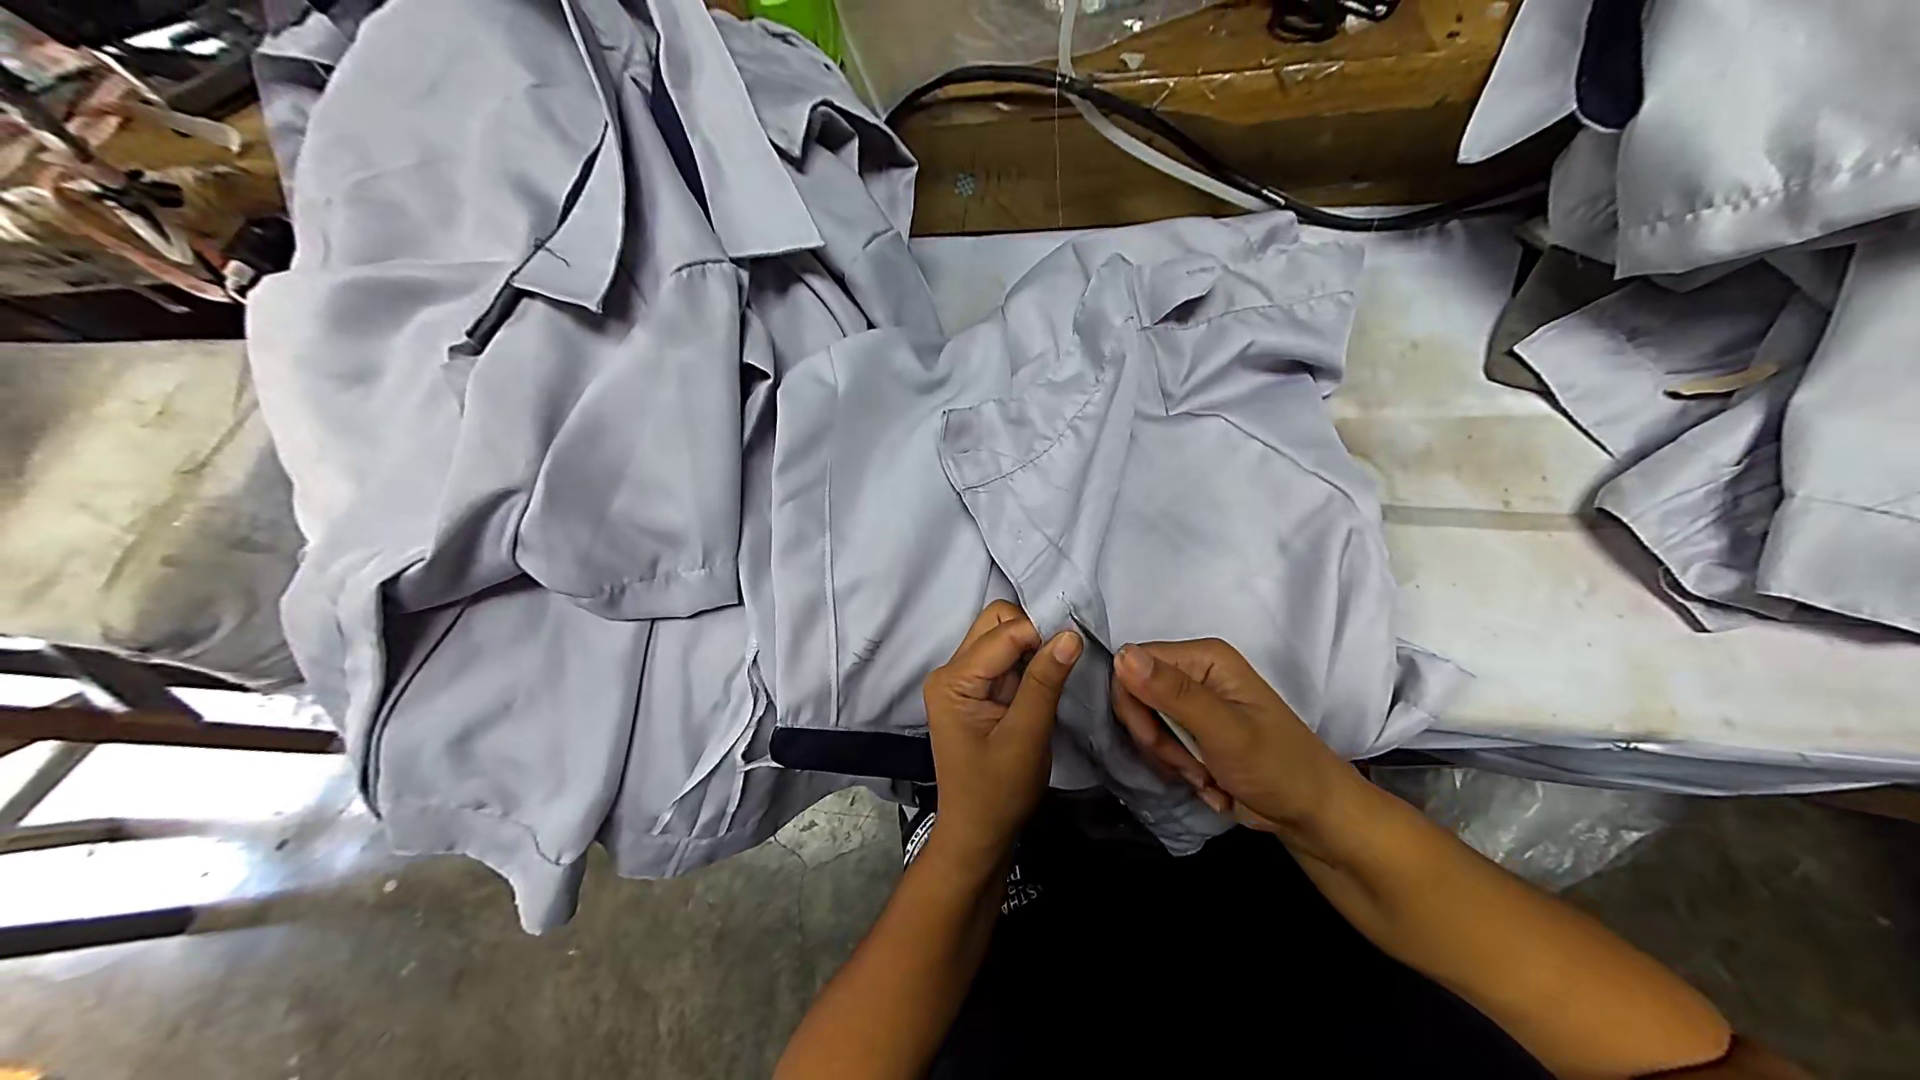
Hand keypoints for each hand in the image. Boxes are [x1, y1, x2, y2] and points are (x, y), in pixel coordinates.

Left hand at [922, 601, 1082, 864]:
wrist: (978, 832)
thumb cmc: (998, 791)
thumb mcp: (1026, 737)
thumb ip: (1045, 682)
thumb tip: (1070, 634)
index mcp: (953, 680)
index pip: (1003, 632)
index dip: (1041, 634)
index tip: (1074, 649)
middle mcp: (951, 671)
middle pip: (996, 622)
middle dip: (1033, 633)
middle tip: (1060, 663)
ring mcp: (962, 679)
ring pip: (1002, 635)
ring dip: (1032, 647)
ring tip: (1054, 675)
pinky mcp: (977, 690)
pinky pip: (1005, 658)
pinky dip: (1028, 662)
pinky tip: (1044, 682)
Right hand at [1110, 638, 1358, 842]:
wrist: (1313, 816)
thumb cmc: (1278, 767)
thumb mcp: (1224, 730)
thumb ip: (1173, 693)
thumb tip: (1122, 655)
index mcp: (1205, 657)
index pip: (1132, 663)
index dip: (1135, 703)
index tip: (1156, 740)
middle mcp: (1195, 672)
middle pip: (1136, 695)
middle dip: (1155, 738)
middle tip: (1188, 764)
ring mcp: (1193, 703)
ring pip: (1145, 724)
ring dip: (1169, 759)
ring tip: (1204, 775)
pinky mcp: (1193, 731)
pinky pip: (1159, 745)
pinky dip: (1178, 768)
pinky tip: (1208, 781)